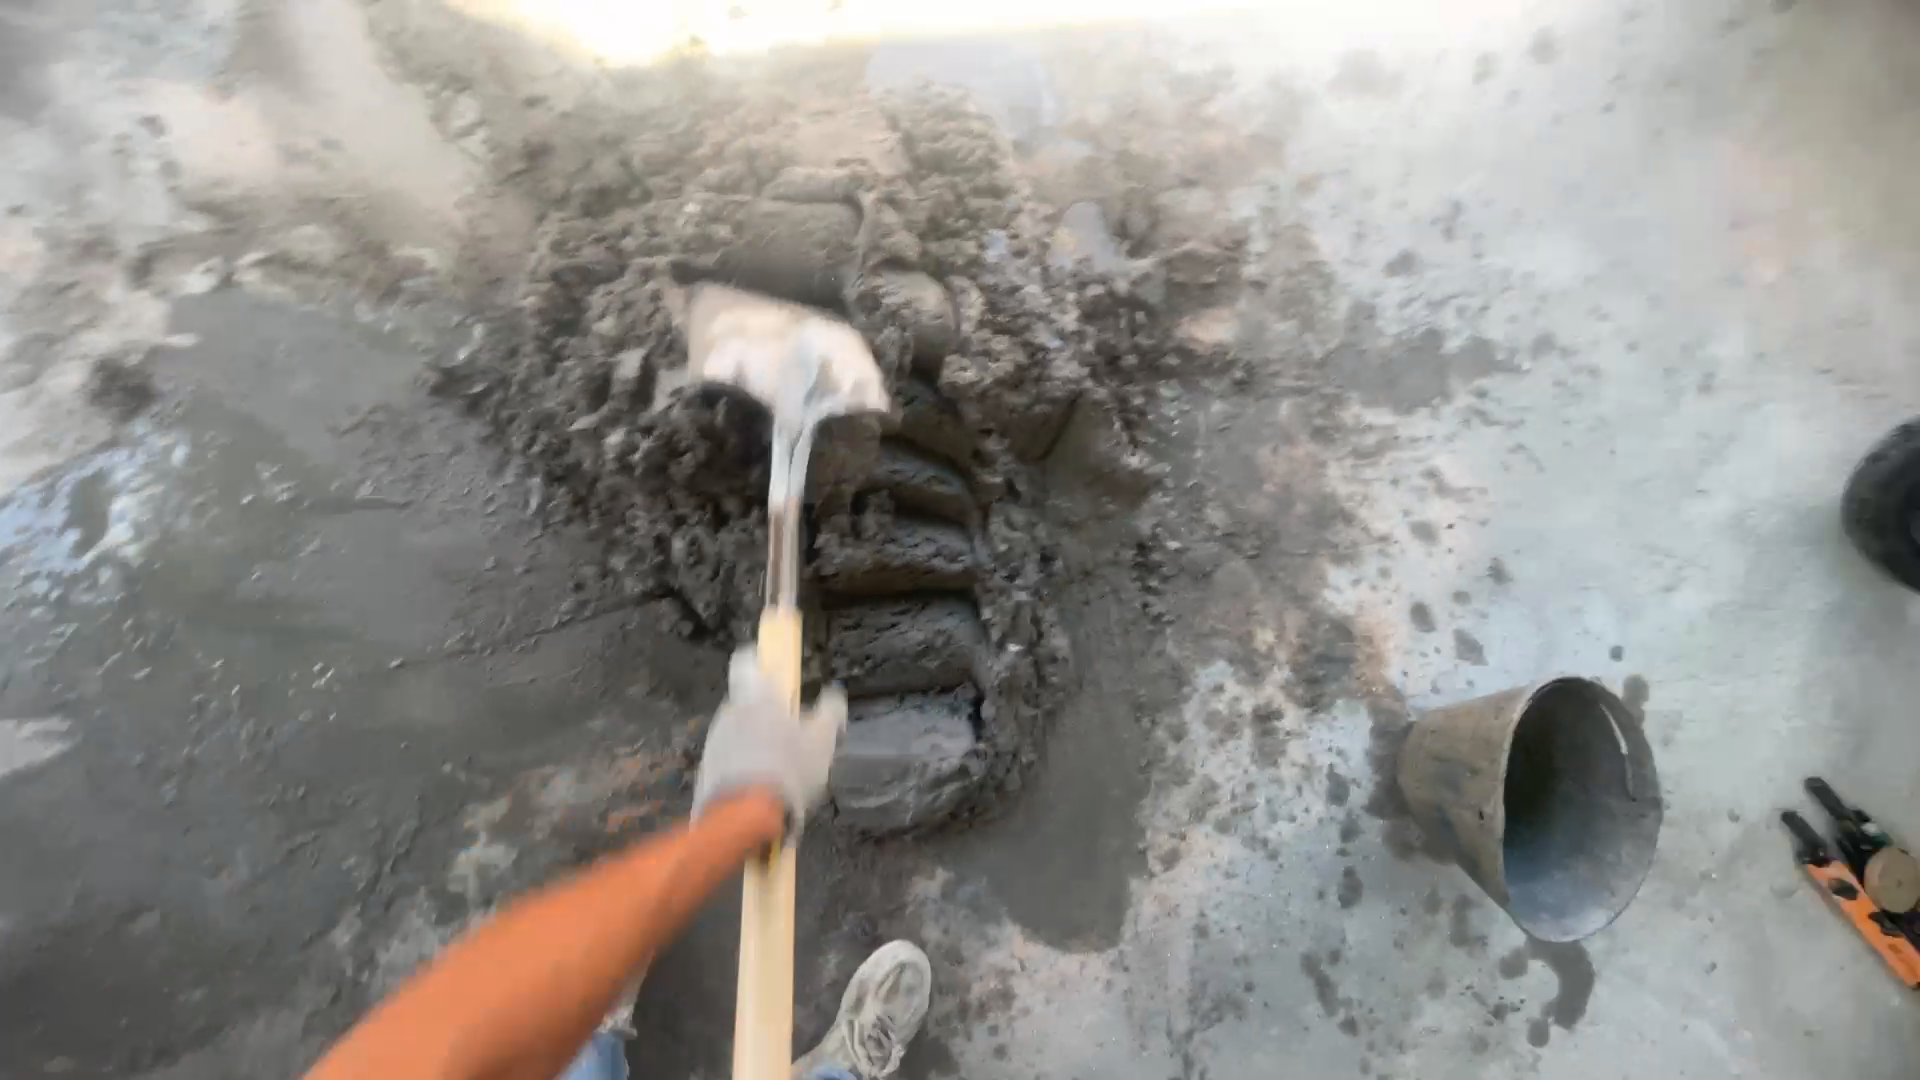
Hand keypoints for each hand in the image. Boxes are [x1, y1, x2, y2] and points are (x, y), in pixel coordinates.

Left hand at [691, 647, 845, 827]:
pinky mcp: (706, 771)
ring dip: (757, 741)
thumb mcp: (824, 740)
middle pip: (748, 701)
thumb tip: (833, 695)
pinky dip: (746, 767)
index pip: (746, 660)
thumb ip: (831, 710)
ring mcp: (714, 742)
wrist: (744, 820)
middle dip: (768, 712)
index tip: (775, 670)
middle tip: (794, 732)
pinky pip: (730, 759)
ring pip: (739, 731)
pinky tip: (766, 788)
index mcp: (756, 696)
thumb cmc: (789, 769)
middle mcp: (729, 712)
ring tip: (782, 767)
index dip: (759, 659)